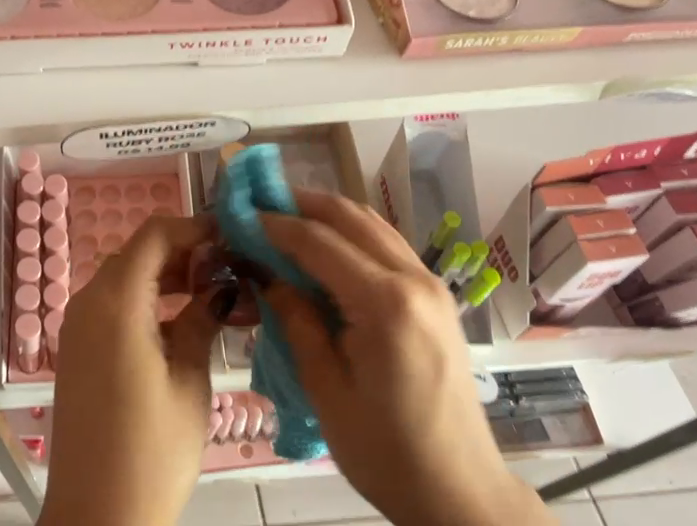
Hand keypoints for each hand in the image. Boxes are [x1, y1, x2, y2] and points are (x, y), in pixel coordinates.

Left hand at [40, 215, 224, 525]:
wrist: (97, 514)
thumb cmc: (152, 450)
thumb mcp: (190, 382)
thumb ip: (202, 320)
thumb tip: (223, 285)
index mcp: (116, 301)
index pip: (155, 235)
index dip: (196, 228)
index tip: (234, 238)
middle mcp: (89, 301)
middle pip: (139, 254)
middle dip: (187, 254)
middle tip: (234, 271)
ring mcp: (79, 325)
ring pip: (127, 278)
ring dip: (168, 278)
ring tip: (217, 296)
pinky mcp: (78, 348)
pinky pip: (114, 305)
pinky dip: (148, 302)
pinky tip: (184, 322)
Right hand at [260, 192, 551, 525]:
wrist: (460, 493)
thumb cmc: (386, 451)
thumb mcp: (325, 389)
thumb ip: (295, 320)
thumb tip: (265, 273)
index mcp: (385, 303)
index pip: (317, 241)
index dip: (273, 224)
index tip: (236, 215)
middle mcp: (414, 280)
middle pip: (348, 216)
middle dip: (298, 203)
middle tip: (255, 204)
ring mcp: (431, 285)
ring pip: (371, 223)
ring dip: (325, 213)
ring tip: (282, 218)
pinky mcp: (436, 298)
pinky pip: (386, 245)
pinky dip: (350, 233)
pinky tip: (322, 247)